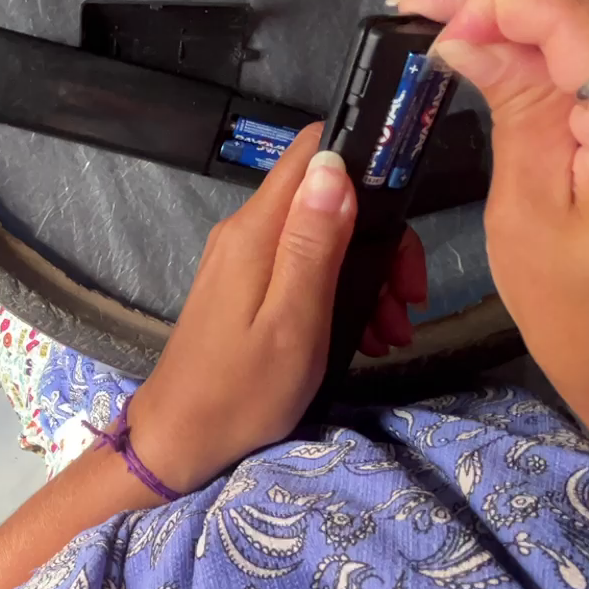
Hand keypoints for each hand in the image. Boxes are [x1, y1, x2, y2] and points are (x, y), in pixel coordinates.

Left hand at [128, 126, 427, 492]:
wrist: (182, 437)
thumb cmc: (242, 390)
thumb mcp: (293, 320)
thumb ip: (313, 242)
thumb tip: (332, 162)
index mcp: (255, 232)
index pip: (309, 151)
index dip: (362, 158)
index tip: (406, 200)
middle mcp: (244, 233)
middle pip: (325, 199)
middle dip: (378, 240)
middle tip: (407, 299)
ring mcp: (240, 260)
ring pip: (320, 238)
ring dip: (365, 276)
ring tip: (391, 332)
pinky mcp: (243, 287)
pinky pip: (301, 269)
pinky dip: (338, 293)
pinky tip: (364, 335)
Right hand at [389, 0, 588, 453]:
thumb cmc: (578, 315)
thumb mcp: (526, 208)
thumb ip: (512, 104)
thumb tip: (465, 36)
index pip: (578, 15)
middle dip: (504, 7)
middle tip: (420, 10)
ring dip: (530, 32)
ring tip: (449, 27)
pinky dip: (567, 63)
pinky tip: (511, 60)